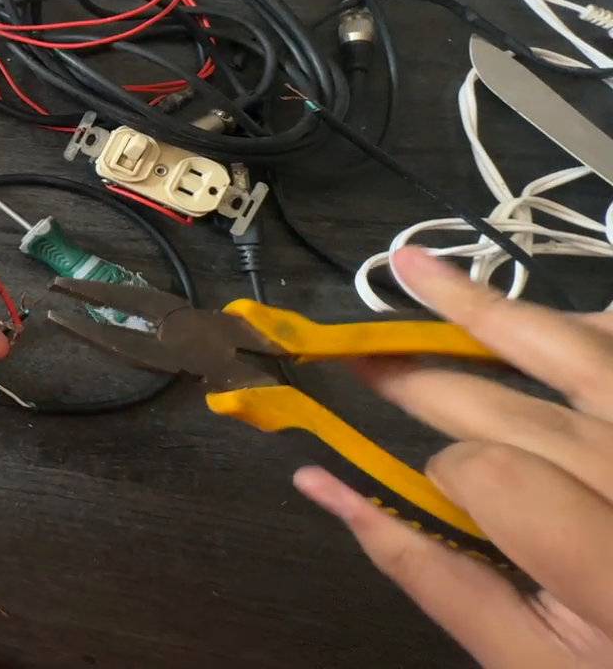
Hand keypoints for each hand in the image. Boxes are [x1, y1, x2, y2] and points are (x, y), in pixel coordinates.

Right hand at [293, 246, 612, 665]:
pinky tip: (559, 321)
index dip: (452, 476)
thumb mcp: (535, 666)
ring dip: (497, 312)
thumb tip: (315, 481)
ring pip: (595, 362)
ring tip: (420, 271)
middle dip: (426, 382)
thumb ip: (431, 575)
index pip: (494, 477)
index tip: (443, 495)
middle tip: (359, 357)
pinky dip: (592, 332)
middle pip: (529, 416)